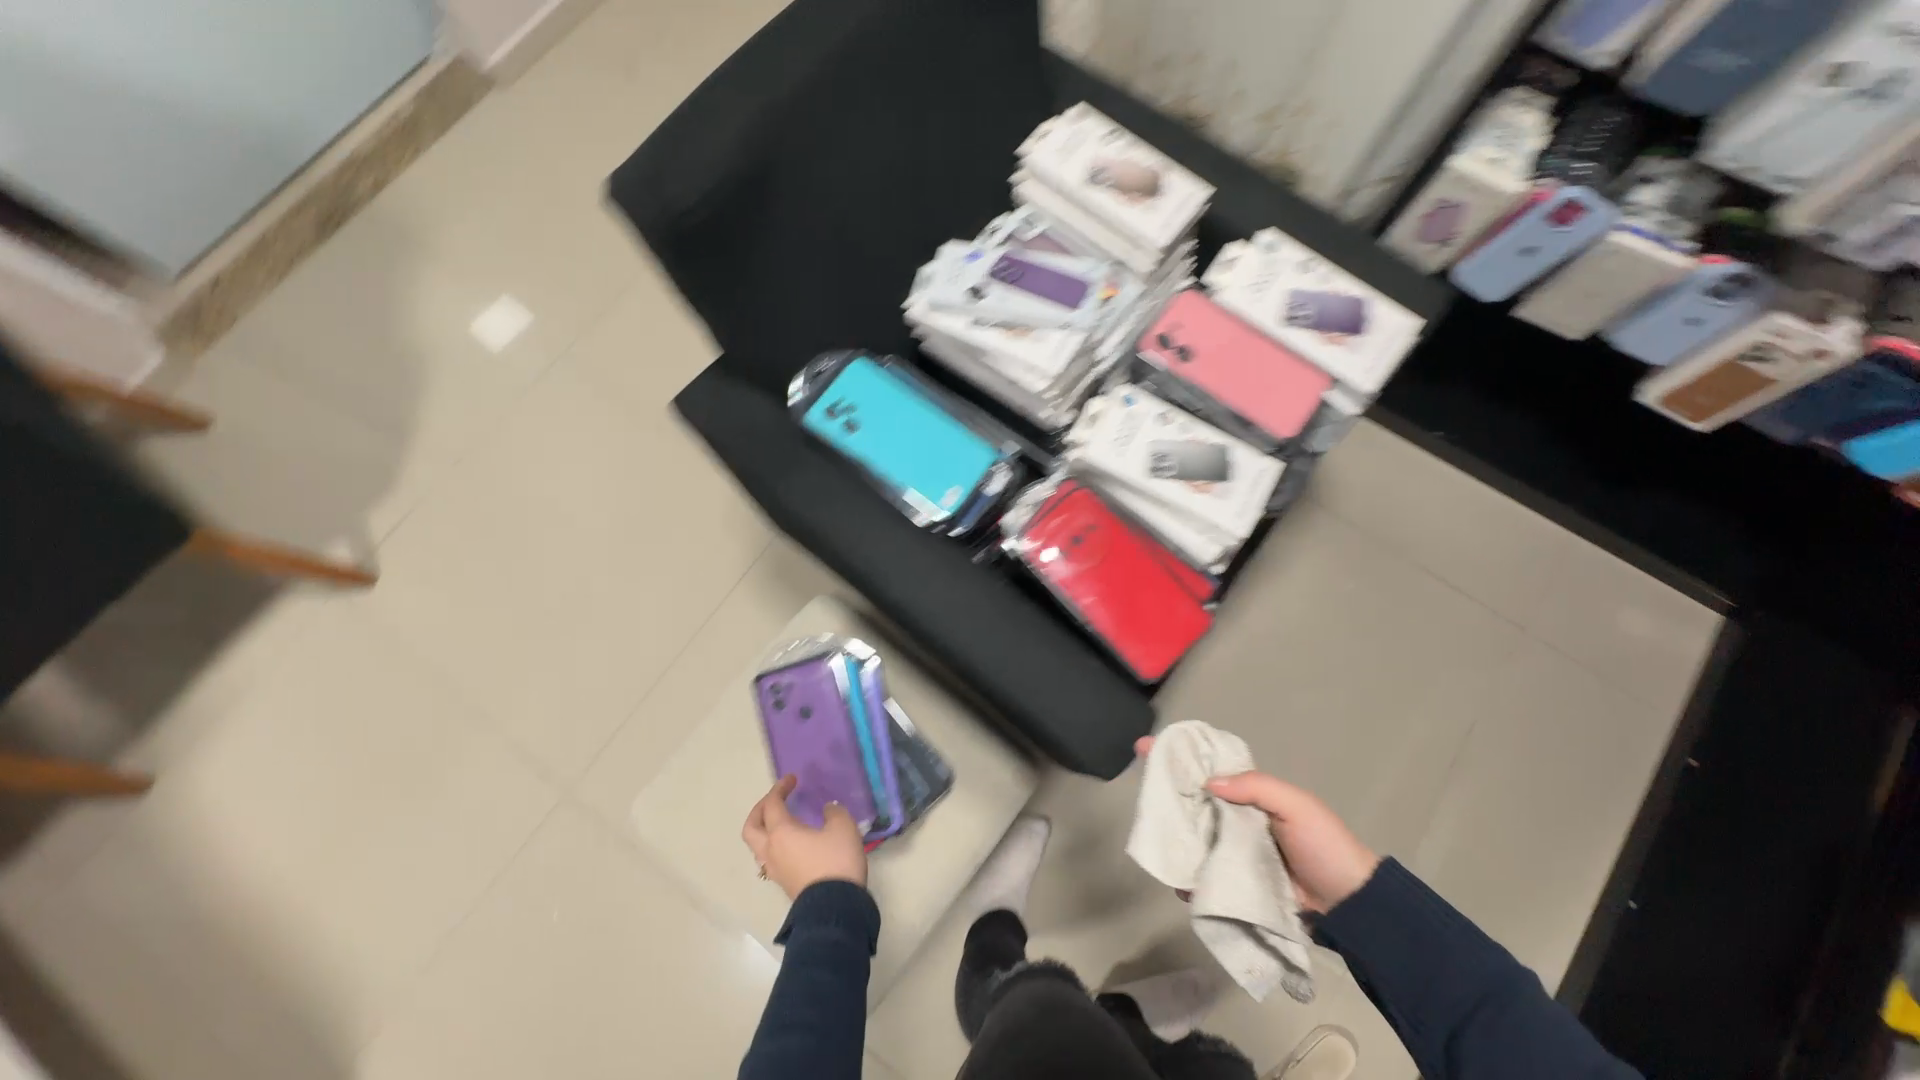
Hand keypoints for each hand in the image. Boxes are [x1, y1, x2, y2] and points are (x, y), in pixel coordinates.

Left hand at [741, 776, 867, 899]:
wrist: (835, 907)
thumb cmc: (836, 861)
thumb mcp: (843, 828)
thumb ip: (834, 813)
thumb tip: (827, 810)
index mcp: (781, 832)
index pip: (772, 804)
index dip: (780, 789)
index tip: (792, 779)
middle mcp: (771, 850)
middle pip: (751, 827)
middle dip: (760, 809)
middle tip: (774, 800)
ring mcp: (775, 870)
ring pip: (758, 846)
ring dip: (765, 830)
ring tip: (782, 823)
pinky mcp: (784, 883)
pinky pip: (770, 859)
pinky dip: (775, 845)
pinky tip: (793, 844)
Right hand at [1135, 737, 1378, 912]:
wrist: (1350, 904)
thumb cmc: (1324, 845)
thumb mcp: (1296, 806)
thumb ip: (1257, 788)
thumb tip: (1209, 783)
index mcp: (1250, 796)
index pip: (1208, 770)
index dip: (1177, 758)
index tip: (1143, 747)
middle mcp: (1235, 821)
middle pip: (1191, 806)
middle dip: (1166, 802)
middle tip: (1147, 806)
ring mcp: (1232, 854)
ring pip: (1192, 842)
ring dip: (1174, 844)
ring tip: (1161, 849)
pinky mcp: (1233, 885)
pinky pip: (1203, 878)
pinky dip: (1188, 881)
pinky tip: (1181, 884)